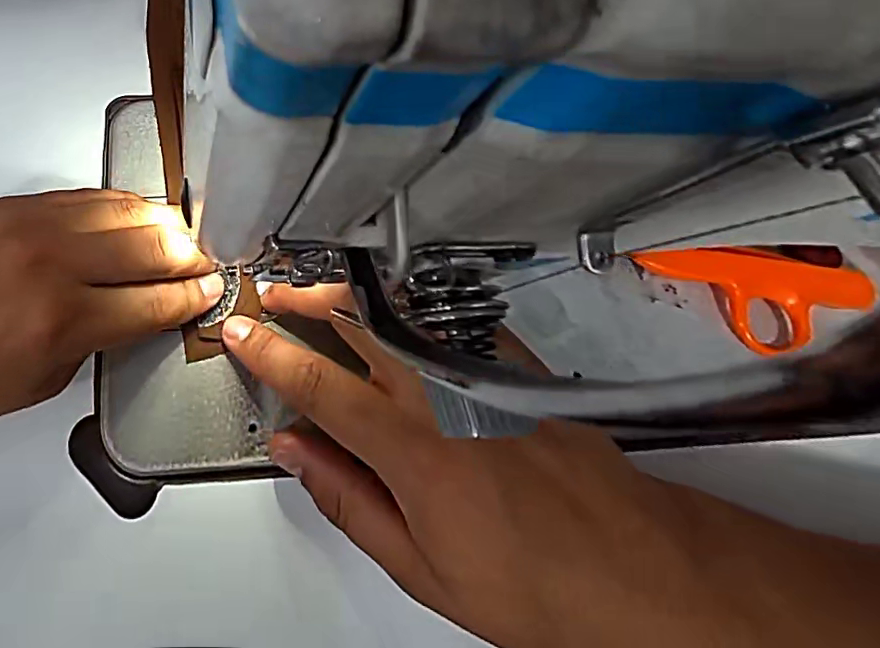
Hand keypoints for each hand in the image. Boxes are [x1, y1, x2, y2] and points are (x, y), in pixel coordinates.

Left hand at [0, 190, 220, 483]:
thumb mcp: (37, 383)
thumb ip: (98, 341)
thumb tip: (138, 310)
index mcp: (61, 321)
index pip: (155, 301)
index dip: (192, 298)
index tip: (211, 292)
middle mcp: (53, 262)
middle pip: (152, 245)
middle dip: (189, 257)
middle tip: (203, 265)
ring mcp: (32, 223)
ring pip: (125, 208)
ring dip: (160, 226)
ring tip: (175, 240)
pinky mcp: (13, 205)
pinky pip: (86, 197)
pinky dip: (118, 209)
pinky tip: (129, 221)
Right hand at [236, 282, 768, 647]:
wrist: (638, 571)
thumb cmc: (537, 584)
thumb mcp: (421, 566)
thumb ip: (347, 498)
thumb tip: (296, 454)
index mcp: (409, 447)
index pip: (317, 384)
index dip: (269, 352)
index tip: (241, 332)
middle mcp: (440, 394)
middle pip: (355, 322)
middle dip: (304, 299)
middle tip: (274, 295)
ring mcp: (478, 371)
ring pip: (396, 309)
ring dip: (348, 294)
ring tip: (318, 296)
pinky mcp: (510, 363)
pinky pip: (445, 318)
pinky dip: (404, 304)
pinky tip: (392, 309)